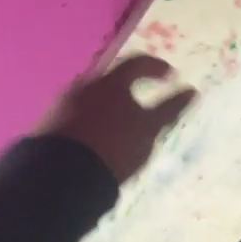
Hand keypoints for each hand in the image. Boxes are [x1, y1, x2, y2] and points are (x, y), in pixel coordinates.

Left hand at [35, 55, 196, 180]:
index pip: (138, 62)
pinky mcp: (48, 127)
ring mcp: (62, 106)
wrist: (58, 179)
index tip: (171, 76)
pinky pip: (78, 114)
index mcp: (111, 81)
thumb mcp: (150, 128)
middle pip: (112, 79)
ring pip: (94, 97)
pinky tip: (100, 137)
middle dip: (130, 87)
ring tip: (123, 123)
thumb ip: (171, 107)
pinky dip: (94, 118)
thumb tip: (192, 90)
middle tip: (145, 99)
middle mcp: (84, 86)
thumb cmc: (114, 146)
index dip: (157, 67)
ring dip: (111, 104)